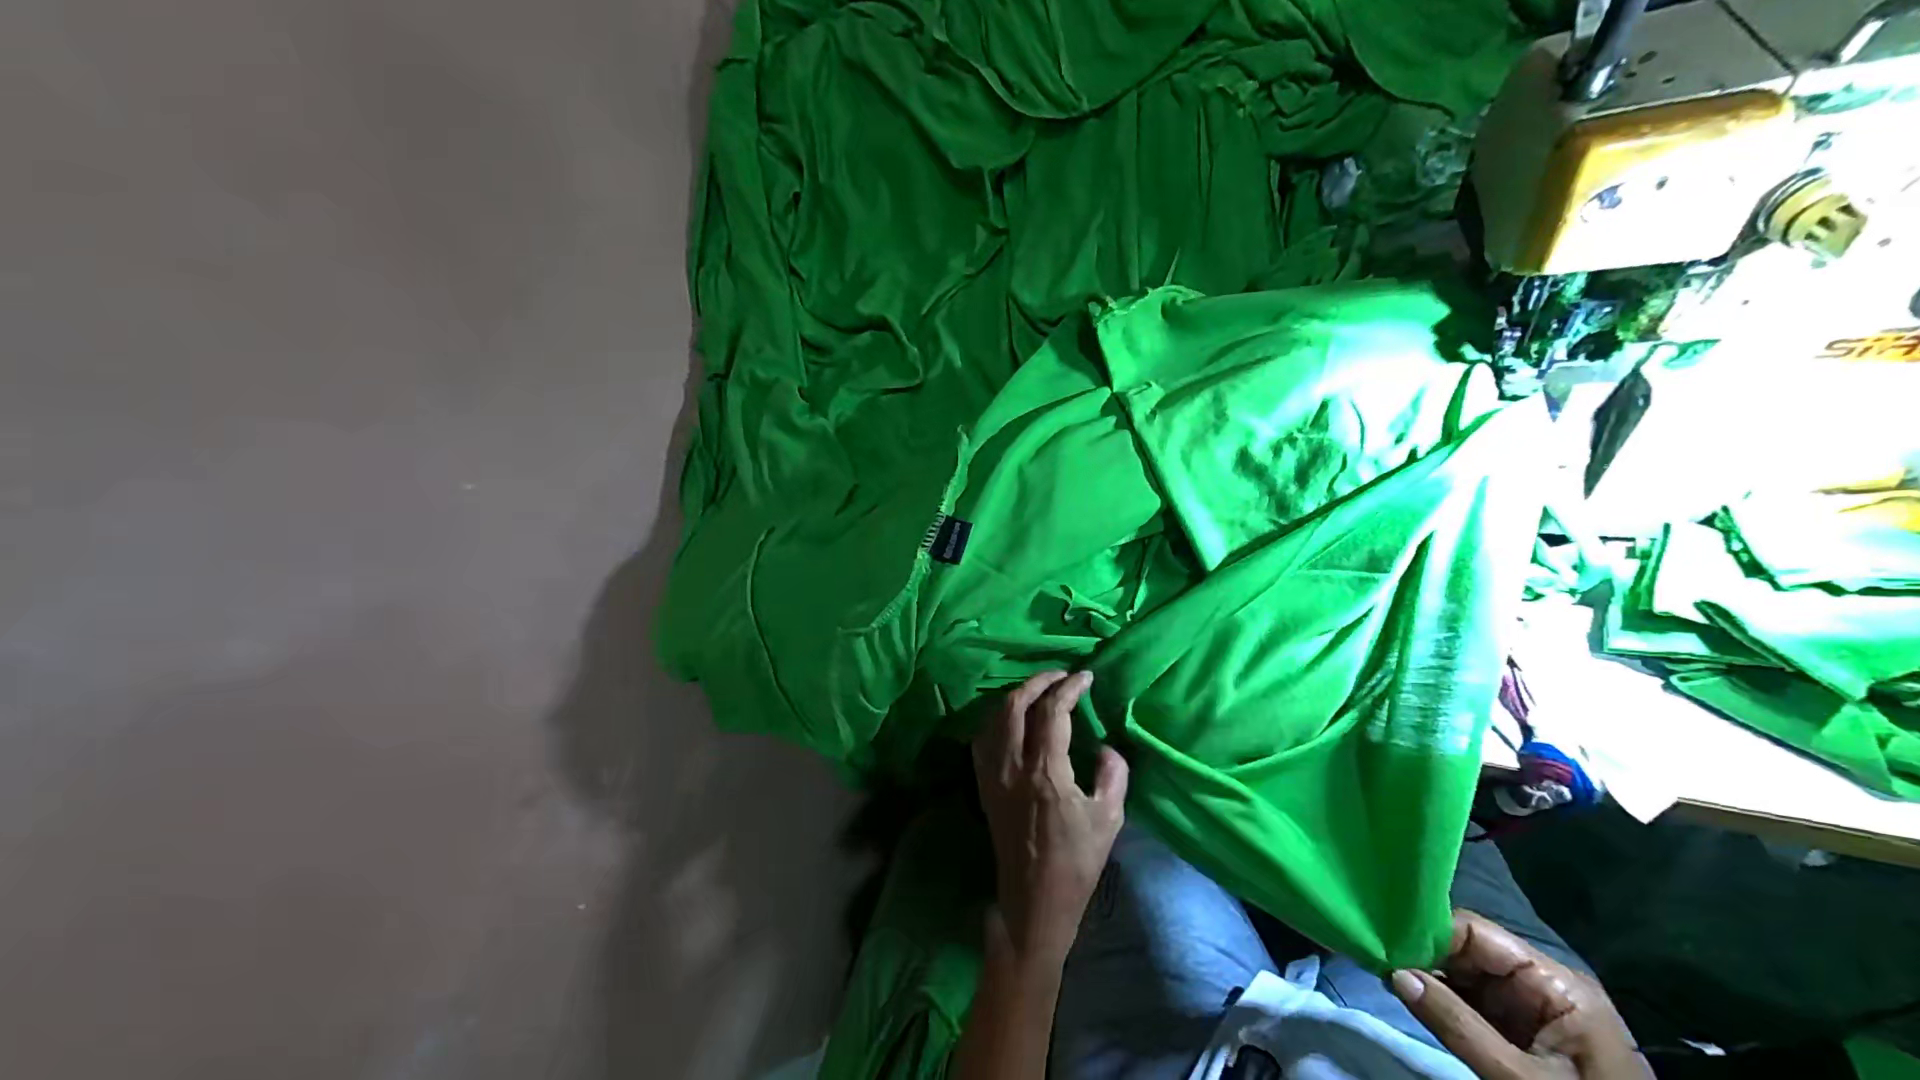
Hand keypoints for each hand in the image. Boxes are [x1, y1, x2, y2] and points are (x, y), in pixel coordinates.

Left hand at [972, 671, 1128, 962]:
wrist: (1033, 901)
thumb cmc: (1076, 863)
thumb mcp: (1109, 818)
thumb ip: (1112, 773)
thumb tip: (1102, 746)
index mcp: (1045, 773)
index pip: (1052, 712)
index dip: (1069, 688)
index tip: (1086, 677)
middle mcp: (1011, 767)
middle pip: (1015, 705)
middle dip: (1038, 682)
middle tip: (1061, 676)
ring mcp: (991, 775)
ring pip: (994, 718)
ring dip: (1016, 696)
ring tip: (1040, 691)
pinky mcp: (982, 785)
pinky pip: (983, 738)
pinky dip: (998, 718)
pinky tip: (1013, 719)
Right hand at [1391, 910, 1649, 1079]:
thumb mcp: (1521, 1079)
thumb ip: (1459, 1026)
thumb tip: (1395, 973)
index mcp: (1555, 983)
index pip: (1476, 933)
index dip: (1428, 933)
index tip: (1382, 940)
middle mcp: (1541, 984)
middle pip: (1466, 950)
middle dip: (1422, 954)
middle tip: (1375, 959)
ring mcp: (1531, 1008)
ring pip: (1463, 975)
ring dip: (1425, 976)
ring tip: (1382, 973)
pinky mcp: (1521, 1031)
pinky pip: (1470, 1001)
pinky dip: (1438, 998)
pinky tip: (1407, 994)